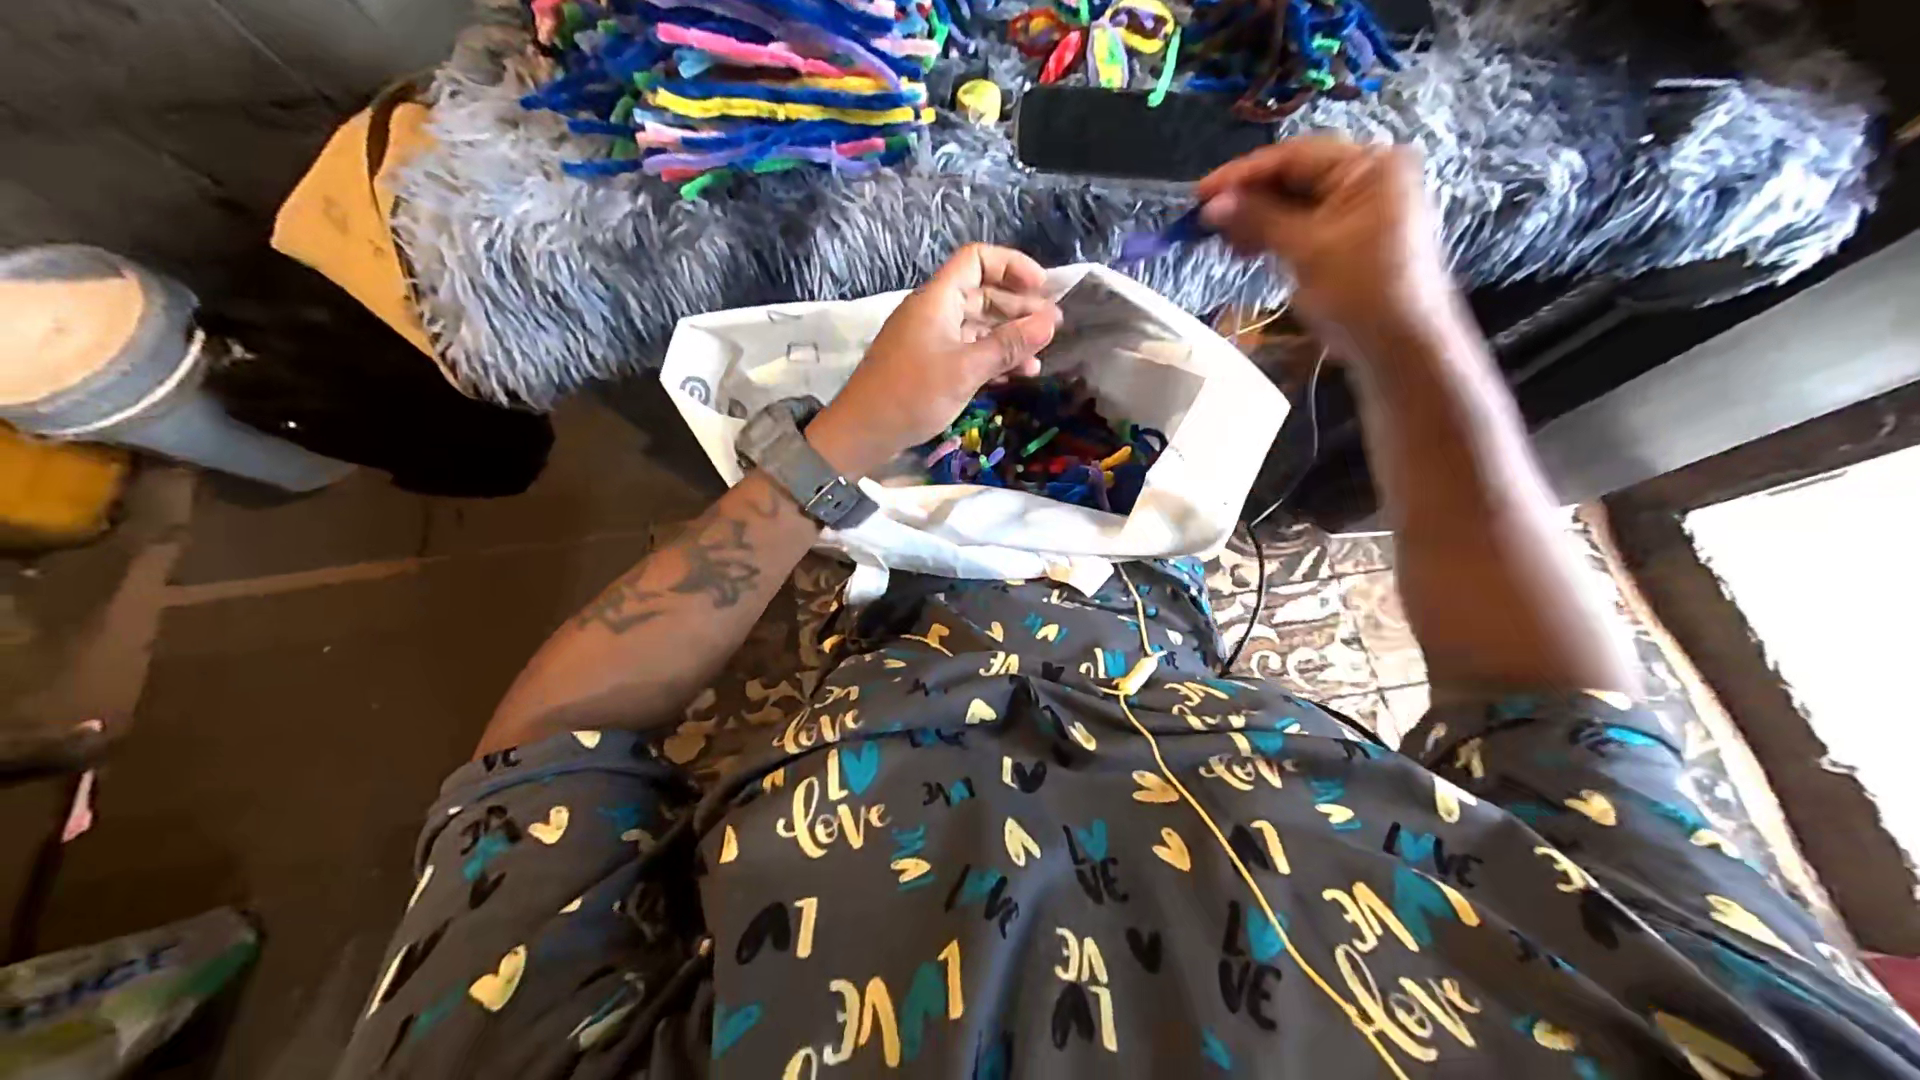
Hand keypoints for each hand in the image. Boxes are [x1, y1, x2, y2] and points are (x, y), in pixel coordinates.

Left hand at [808, 244, 1061, 477]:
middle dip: (1019, 307)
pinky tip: (1017, 375)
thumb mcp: (966, 369)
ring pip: (978, 326)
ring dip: (1009, 337)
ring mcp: (931, 339)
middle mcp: (935, 311)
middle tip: (1053, 327)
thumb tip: (1050, 322)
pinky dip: (992, 357)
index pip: (977, 259)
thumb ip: (1009, 345)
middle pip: (982, 293)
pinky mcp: (930, 364)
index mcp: (938, 298)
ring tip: (1040, 357)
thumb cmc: (912, 395)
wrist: (862, 432)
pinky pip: (967, 350)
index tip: (1042, 289)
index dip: (1012, 266)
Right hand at [1198, 136, 1465, 359]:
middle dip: (1248, 198)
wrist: (1399, 346)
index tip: (1200, 194)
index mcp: (1370, 166)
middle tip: (1207, 221)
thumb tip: (1213, 204)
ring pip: (1296, 202)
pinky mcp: (1351, 235)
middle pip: (1295, 176)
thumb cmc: (1361, 293)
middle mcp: (1369, 176)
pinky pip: (1304, 224)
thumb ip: (1258, 220)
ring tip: (1224, 241)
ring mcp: (1362, 207)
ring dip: (1257, 219)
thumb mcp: (1306, 250)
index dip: (1242, 174)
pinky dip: (1274, 234)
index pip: (1294, 156)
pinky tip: (1248, 249)